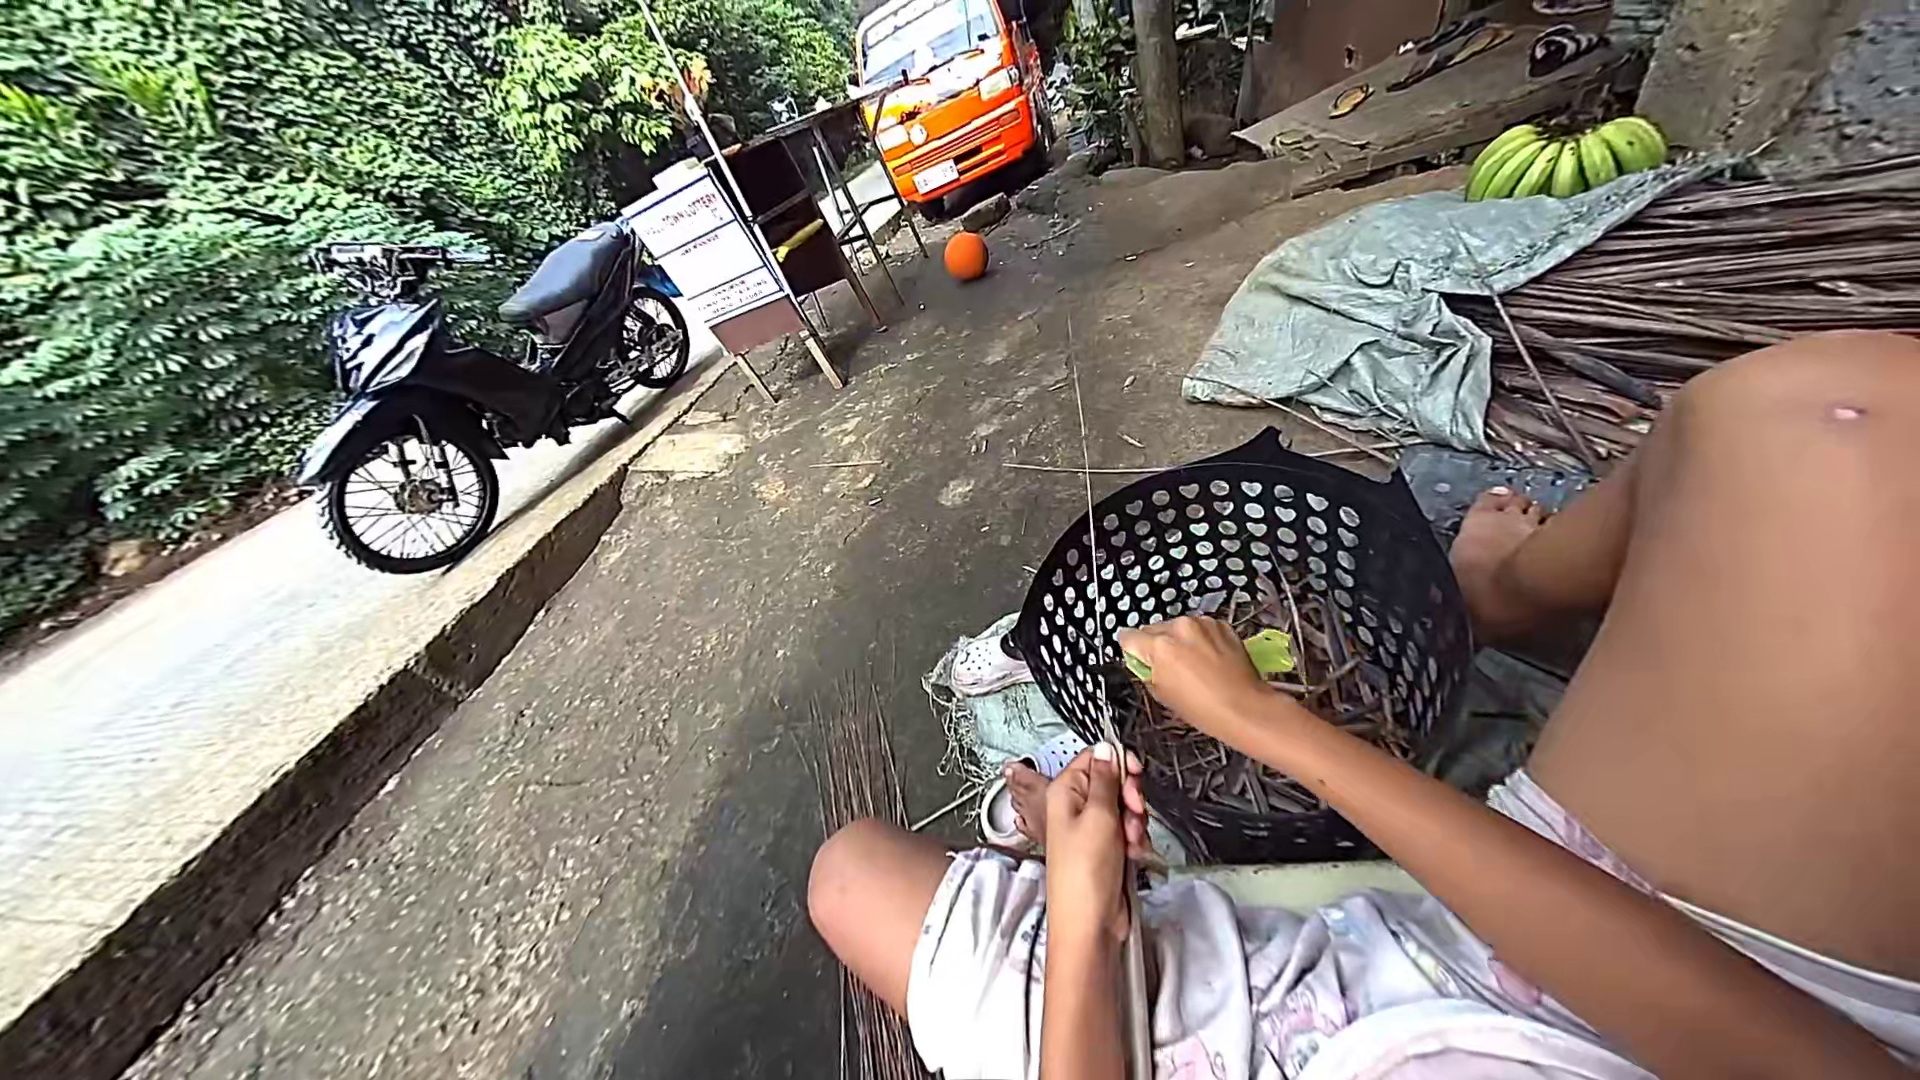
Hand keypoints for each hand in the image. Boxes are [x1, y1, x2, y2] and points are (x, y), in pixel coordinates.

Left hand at [1045, 743, 1147, 945]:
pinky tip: (1133, 853)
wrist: (1090, 923)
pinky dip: (1134, 840)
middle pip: (1112, 781)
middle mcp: (1075, 805)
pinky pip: (1127, 830)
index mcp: (1065, 790)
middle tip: (1133, 811)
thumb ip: (1106, 779)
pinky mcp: (1106, 846)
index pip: (1094, 758)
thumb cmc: (1086, 871)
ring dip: (1134, 822)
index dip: (1117, 763)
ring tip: (1130, 841)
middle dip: (1129, 797)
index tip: (1135, 775)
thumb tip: (1106, 746)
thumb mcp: (1099, 816)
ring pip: (1123, 806)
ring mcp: (1091, 827)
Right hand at [1117, 616, 1278, 739]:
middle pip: (1152, 629)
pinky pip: (1199, 627)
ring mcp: (1201, 624)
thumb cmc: (1204, 708)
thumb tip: (1142, 662)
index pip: (1128, 637)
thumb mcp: (1162, 694)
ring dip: (1179, 639)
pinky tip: (1208, 658)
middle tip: (1169, 666)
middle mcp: (1179, 628)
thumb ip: (1146, 671)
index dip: (1131, 649)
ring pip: (1176, 626)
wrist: (1246, 708)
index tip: (1136, 656)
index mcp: (1159, 646)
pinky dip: (1199, 638)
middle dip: (1156, 644)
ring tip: (1192, 663)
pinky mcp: (1220, 625)